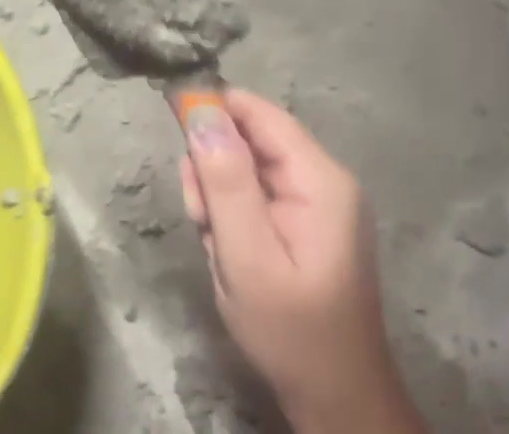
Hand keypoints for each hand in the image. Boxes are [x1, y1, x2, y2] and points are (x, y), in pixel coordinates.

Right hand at [179, 90, 423, 433]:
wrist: (335, 398)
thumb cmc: (291, 330)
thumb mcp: (247, 256)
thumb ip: (224, 182)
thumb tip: (201, 114)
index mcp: (319, 181)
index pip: (260, 114)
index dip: (214, 110)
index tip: (173, 127)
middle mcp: (322, 181)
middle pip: (248, 141)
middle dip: (213, 171)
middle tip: (203, 219)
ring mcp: (314, 204)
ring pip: (243, 170)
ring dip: (217, 199)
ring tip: (218, 245)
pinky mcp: (302, 224)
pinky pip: (252, 197)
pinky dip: (229, 217)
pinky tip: (229, 252)